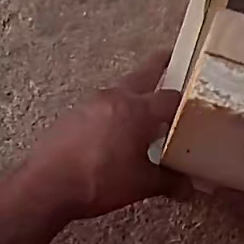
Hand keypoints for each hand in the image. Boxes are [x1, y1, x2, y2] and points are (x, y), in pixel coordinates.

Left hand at [13, 55, 182, 222]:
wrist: (45, 186)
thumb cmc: (97, 181)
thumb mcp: (141, 184)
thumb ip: (169, 181)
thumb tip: (190, 187)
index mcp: (137, 110)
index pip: (172, 98)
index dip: (188, 101)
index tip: (198, 102)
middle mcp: (115, 97)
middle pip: (145, 74)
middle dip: (161, 65)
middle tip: (173, 56)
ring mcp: (91, 103)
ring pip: (122, 90)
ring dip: (137, 92)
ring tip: (148, 106)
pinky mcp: (74, 115)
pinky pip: (103, 105)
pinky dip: (116, 110)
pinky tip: (118, 130)